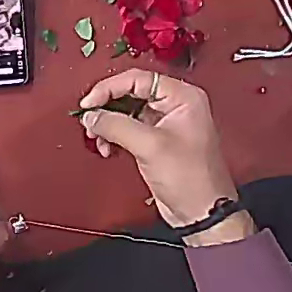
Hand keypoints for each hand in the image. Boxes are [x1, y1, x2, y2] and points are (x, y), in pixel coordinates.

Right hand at [78, 70, 255, 245]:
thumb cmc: (191, 179)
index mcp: (183, 97)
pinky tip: (108, 147)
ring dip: (109, 122)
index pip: (138, 79)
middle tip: (90, 119)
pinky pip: (130, 127)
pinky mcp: (158, 140)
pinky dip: (115, 135)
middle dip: (107, 107)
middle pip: (131, 92)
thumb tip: (91, 115)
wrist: (202, 213)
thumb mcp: (150, 146)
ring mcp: (167, 122)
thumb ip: (117, 125)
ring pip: (128, 111)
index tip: (89, 102)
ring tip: (97, 136)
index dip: (109, 88)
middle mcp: (176, 105)